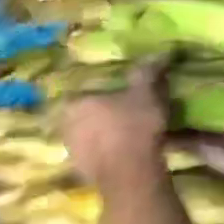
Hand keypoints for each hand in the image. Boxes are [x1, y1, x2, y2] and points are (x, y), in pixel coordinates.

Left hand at [60, 63, 166, 188]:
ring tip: (128, 137)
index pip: (87, 91)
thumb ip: (148, 71)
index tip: (124, 98)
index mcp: (74, 101)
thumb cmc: (134, 126)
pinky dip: (107, 154)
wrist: (130, 173)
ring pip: (88, 136)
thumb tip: (160, 51)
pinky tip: (125, 155)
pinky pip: (95, 156)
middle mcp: (63, 124)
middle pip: (86, 115)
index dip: (107, 93)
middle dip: (103, 115)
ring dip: (104, 135)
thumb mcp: (146, 93)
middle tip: (127, 116)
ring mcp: (70, 150)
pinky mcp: (80, 171)